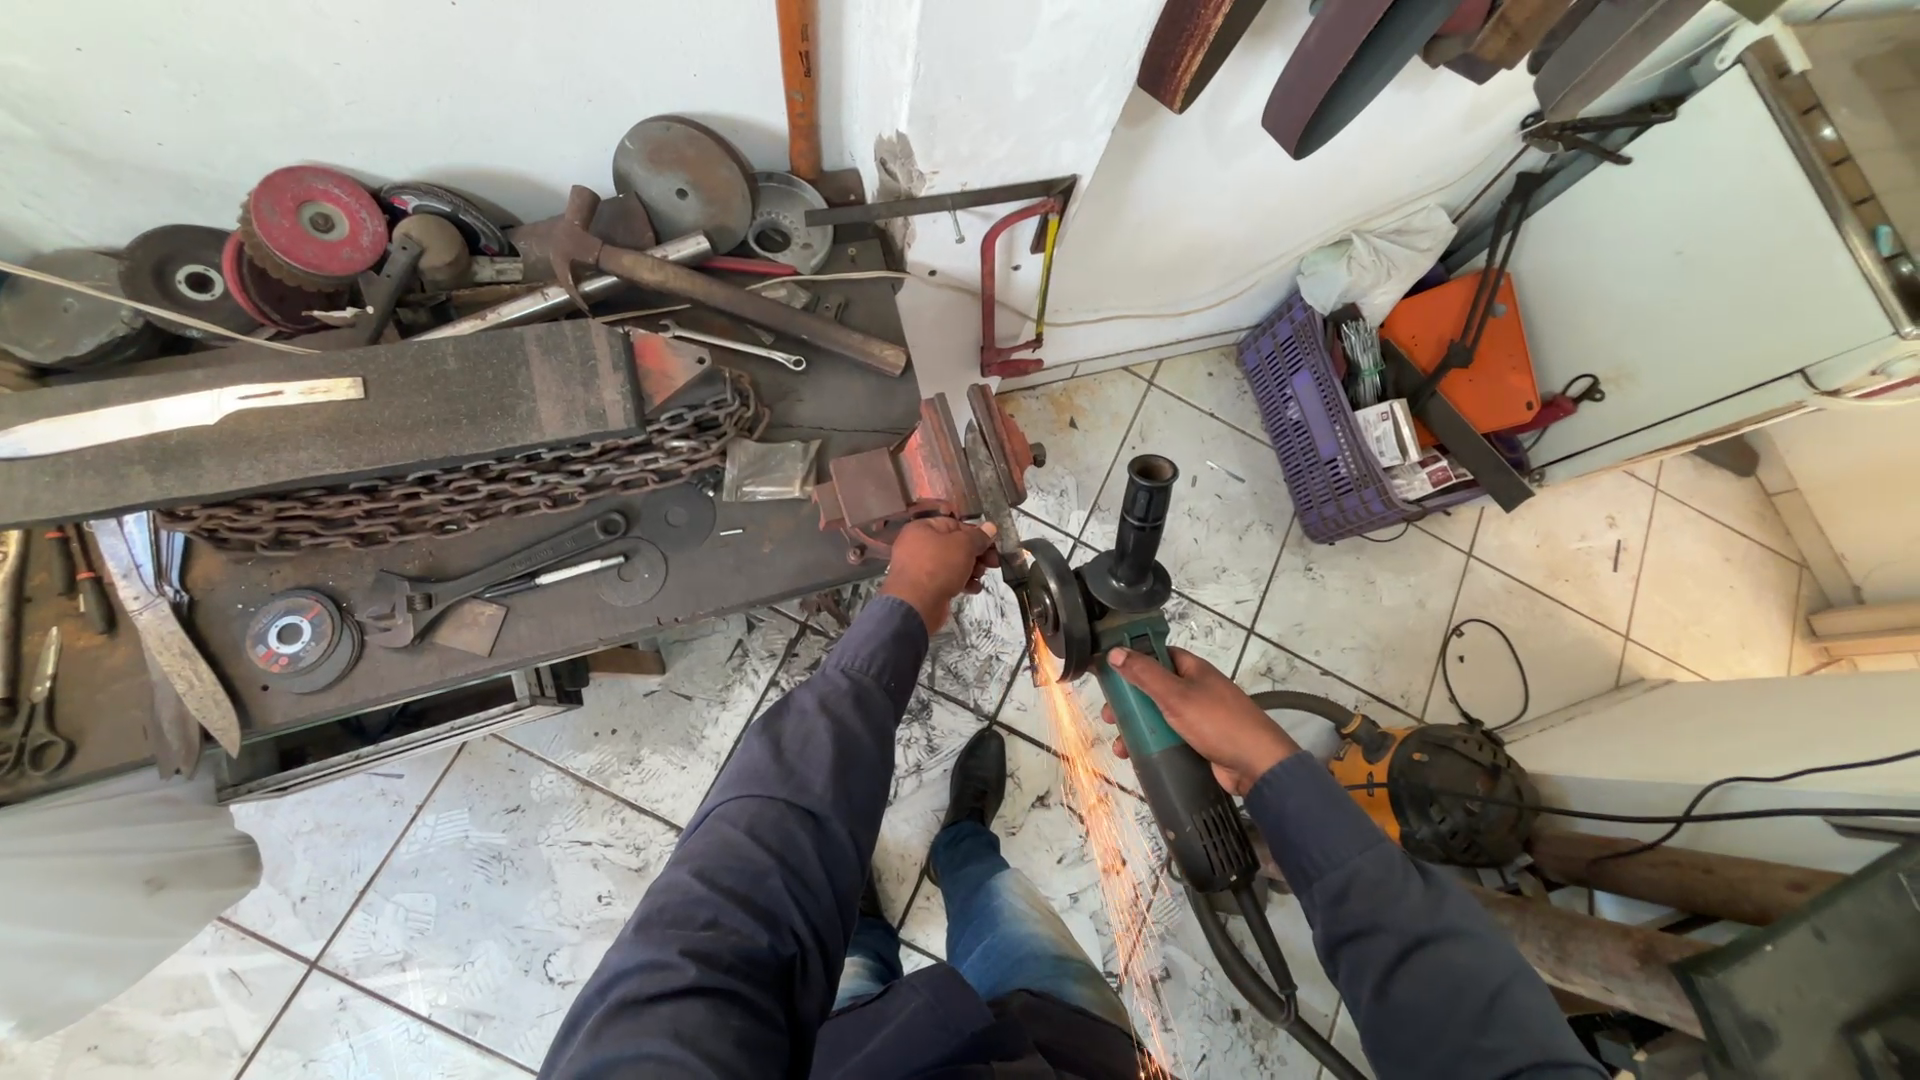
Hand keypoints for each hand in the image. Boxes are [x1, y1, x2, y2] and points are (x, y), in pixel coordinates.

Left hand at [879, 518, 1000, 633]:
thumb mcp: (964, 546)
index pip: (954, 524)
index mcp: (922, 528)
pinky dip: (960, 582)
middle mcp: (917, 545)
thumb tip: (990, 528)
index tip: (992, 543)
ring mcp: (918, 567)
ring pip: (951, 564)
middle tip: (992, 562)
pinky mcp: (923, 587)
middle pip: (953, 545)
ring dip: (970, 569)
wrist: (916, 604)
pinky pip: (945, 579)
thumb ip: (979, 536)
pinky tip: (973, 589)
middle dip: (975, 554)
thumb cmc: (939, 566)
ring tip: (981, 576)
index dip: (975, 533)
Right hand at [1101, 646, 1299, 795]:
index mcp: (1192, 670)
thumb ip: (1144, 673)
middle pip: (1153, 689)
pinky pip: (1168, 738)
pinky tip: (1135, 756)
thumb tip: (1114, 652)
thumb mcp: (1176, 695)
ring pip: (1157, 717)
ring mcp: (1198, 717)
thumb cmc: (1217, 722)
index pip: (1157, 654)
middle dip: (1128, 703)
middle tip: (1109, 716)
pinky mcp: (1198, 741)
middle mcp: (1195, 689)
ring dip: (1136, 728)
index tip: (1110, 672)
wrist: (1257, 765)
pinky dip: (1151, 745)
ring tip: (1119, 744)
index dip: (1133, 660)